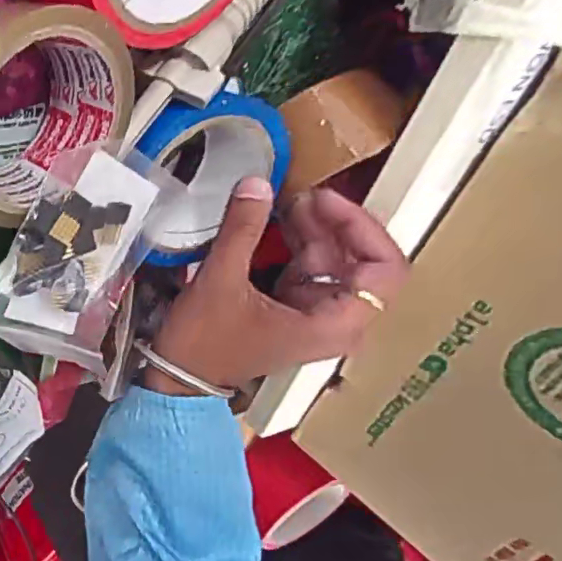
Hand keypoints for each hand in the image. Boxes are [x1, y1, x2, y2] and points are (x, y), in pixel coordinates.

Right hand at [143, 179, 408, 396]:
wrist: (178, 376)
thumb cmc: (204, 341)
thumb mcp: (219, 282)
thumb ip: (240, 231)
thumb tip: (255, 184)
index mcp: (335, 323)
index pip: (383, 269)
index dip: (361, 227)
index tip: (325, 201)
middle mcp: (335, 320)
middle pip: (356, 261)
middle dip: (331, 223)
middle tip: (300, 193)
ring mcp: (312, 314)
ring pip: (329, 262)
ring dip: (310, 230)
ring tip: (284, 200)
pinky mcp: (288, 308)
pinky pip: (304, 269)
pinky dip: (293, 244)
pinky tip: (274, 221)